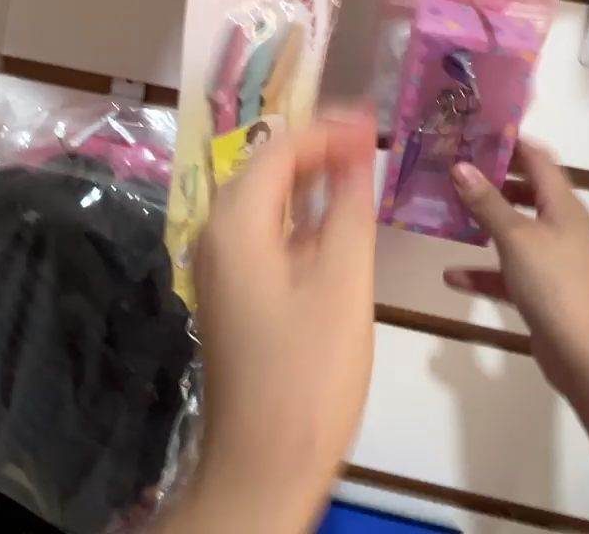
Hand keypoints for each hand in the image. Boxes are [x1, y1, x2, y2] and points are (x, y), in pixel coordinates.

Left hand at [176, 112, 378, 532]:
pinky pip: (263, 233)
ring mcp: (218, 265)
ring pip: (265, 201)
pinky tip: (332, 223)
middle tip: (370, 143)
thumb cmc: (308, 376)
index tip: (374, 123)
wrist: (262, 465)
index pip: (279, 147)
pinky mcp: (231, 291)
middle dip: (317, 149)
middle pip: (266, 168)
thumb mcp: (343, 285)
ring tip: (359, 171)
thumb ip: (349, 210)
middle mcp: (215, 234)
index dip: (327, 129)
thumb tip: (356, 153)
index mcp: (235, 223)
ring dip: (309, 182)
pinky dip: (298, 218)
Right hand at [443, 142, 588, 395]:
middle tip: (448, 168)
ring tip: (444, 211)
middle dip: (489, 180)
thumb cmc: (558, 287)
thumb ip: (487, 202)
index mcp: (562, 206)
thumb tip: (460, 165)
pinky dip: (482, 271)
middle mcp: (560, 227)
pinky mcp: (543, 293)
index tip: (471, 131)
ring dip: (482, 222)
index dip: (509, 141)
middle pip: (524, 192)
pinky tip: (452, 274)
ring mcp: (553, 261)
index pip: (538, 158)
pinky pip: (507, 272)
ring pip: (513, 231)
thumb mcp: (516, 238)